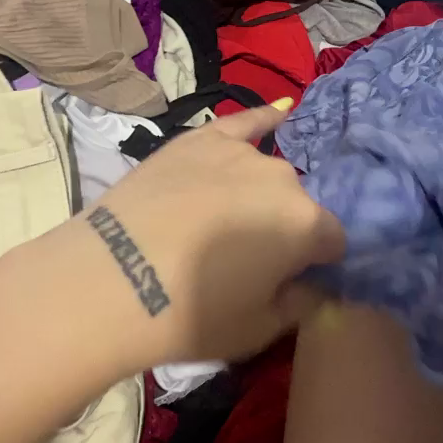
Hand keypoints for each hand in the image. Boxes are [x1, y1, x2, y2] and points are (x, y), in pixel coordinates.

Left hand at [30, 102, 344, 381]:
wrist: (109, 282)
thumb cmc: (189, 316)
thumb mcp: (256, 332)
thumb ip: (299, 304)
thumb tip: (312, 285)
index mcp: (307, 226)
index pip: (333, 240)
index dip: (319, 261)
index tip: (296, 278)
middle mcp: (285, 181)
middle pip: (298, 205)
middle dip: (285, 227)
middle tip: (250, 258)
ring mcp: (243, 154)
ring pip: (268, 174)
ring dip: (261, 193)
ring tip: (228, 218)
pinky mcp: (204, 139)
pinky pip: (247, 122)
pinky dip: (265, 119)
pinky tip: (282, 110)